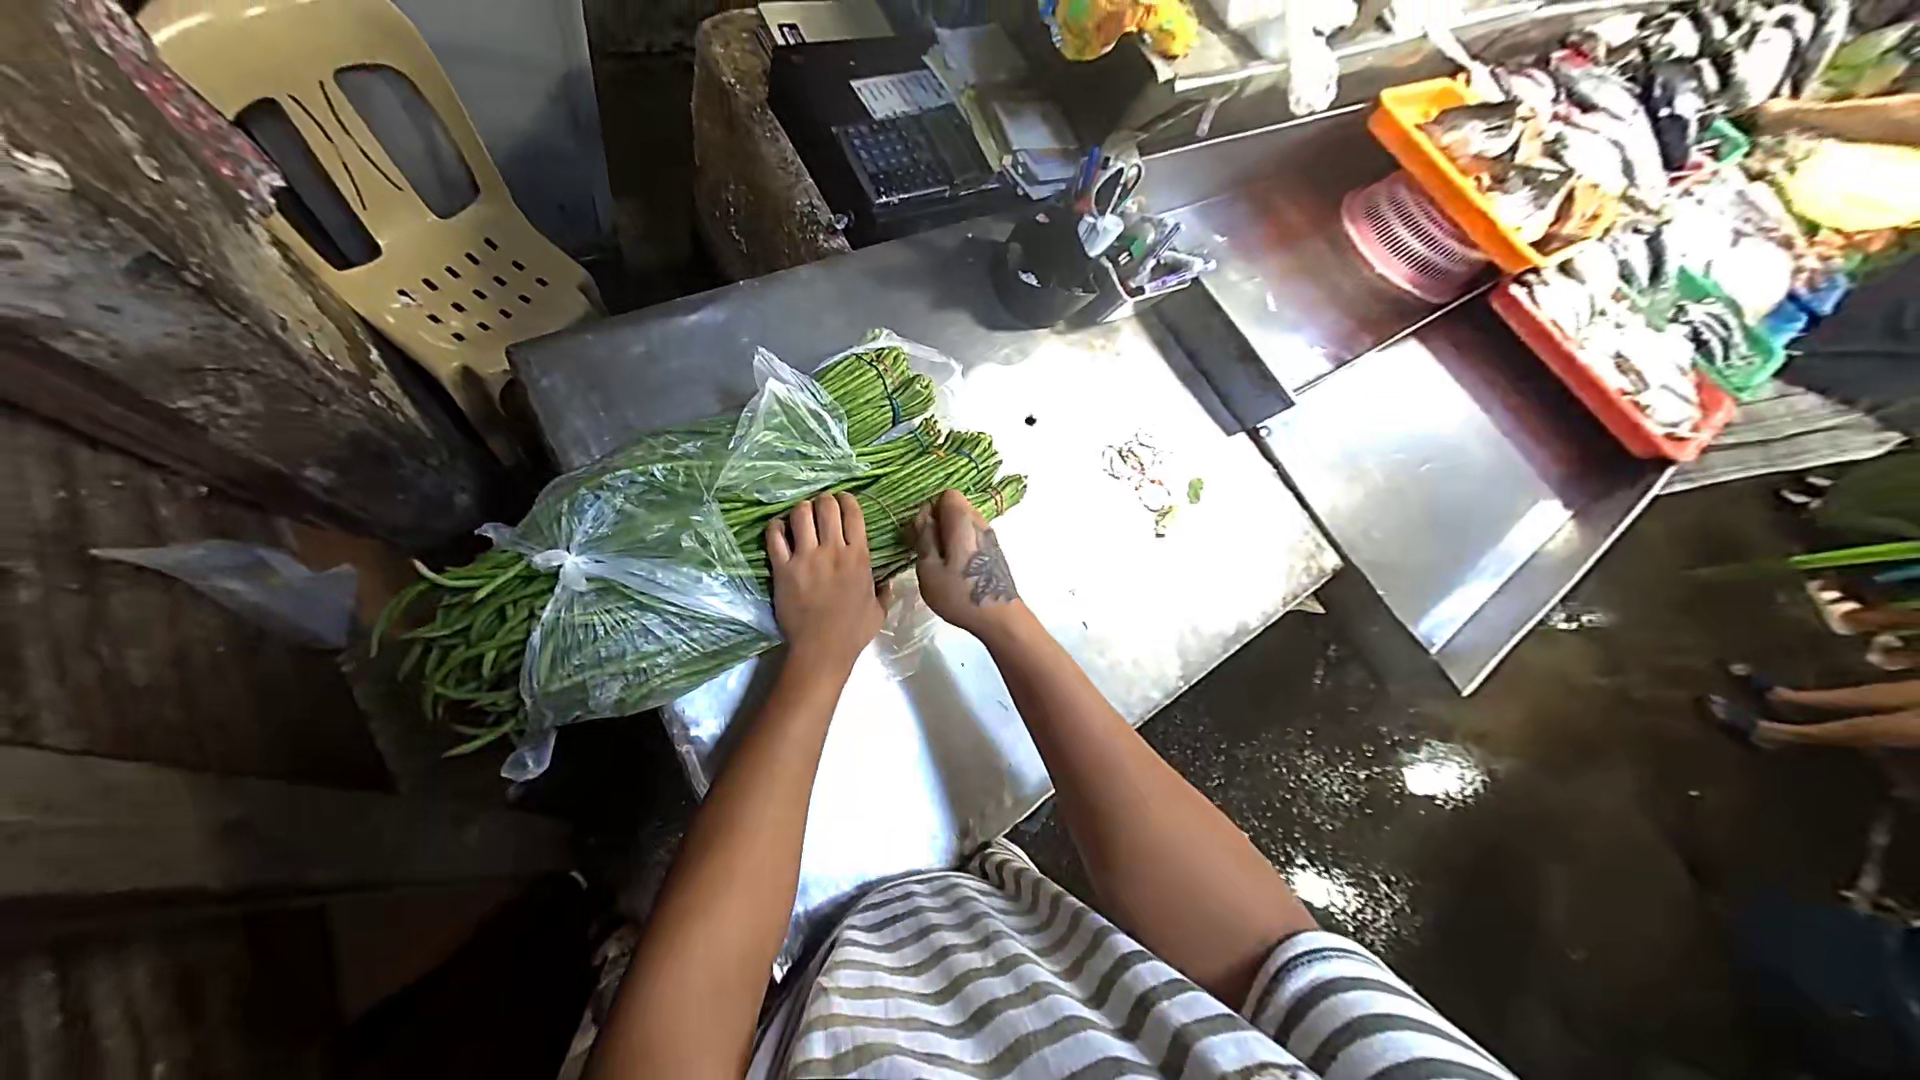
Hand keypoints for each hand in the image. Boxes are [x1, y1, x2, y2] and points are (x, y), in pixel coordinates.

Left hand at [766, 493, 883, 672]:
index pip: (853, 513)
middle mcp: (832, 551)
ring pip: (800, 514)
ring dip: (801, 510)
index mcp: (859, 557)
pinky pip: (775, 536)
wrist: (822, 649)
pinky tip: (779, 529)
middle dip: (823, 500)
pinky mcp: (782, 569)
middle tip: (820, 506)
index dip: (847, 500)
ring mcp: (805, 558)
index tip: (843, 500)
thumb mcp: (879, 610)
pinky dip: (776, 527)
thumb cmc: (853, 632)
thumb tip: (889, 581)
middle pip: (826, 506)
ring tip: (800, 516)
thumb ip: (884, 591)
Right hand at [913, 489, 1030, 640]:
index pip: (946, 494)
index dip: (930, 509)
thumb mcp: (929, 568)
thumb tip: (923, 518)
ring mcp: (990, 537)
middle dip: (938, 523)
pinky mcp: (994, 552)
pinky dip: (960, 546)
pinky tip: (954, 570)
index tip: (921, 532)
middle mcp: (980, 522)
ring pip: (964, 524)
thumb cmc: (959, 594)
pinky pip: (972, 537)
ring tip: (939, 563)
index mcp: (963, 520)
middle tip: (926, 550)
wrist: (999, 617)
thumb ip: (924, 539)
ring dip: (948, 537)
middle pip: (956, 508)